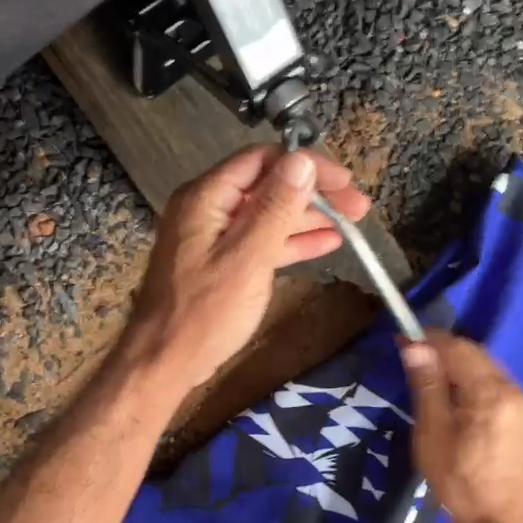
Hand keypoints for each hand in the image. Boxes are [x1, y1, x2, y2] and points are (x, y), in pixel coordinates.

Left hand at [125, 145, 370, 388]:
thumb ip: (275, 208)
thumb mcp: (247, 257)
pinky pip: (260, 241)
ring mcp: (213, 237)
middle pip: (267, 186)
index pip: (262, 161)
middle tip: (357, 206)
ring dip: (308, 217)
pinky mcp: (220, 263)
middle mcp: (207, 209)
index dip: (307, 165)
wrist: (165, 361)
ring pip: (267, 215)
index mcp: (206, 198)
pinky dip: (291, 241)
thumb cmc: (205, 312)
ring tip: (351, 224)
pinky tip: (326, 243)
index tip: (345, 181)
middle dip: (314, 193)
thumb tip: (301, 161)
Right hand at [401, 331, 522, 522]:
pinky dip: (469, 383)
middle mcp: (514, 389)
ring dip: (456, 366)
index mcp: (492, 392)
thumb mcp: (433, 433)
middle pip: (475, 355)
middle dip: (442, 351)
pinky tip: (451, 398)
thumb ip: (427, 386)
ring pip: (484, 369)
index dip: (429, 339)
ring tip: (425, 377)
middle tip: (409, 357)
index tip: (401, 338)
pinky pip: (493, 385)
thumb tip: (416, 347)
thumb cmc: (458, 482)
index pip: (458, 348)